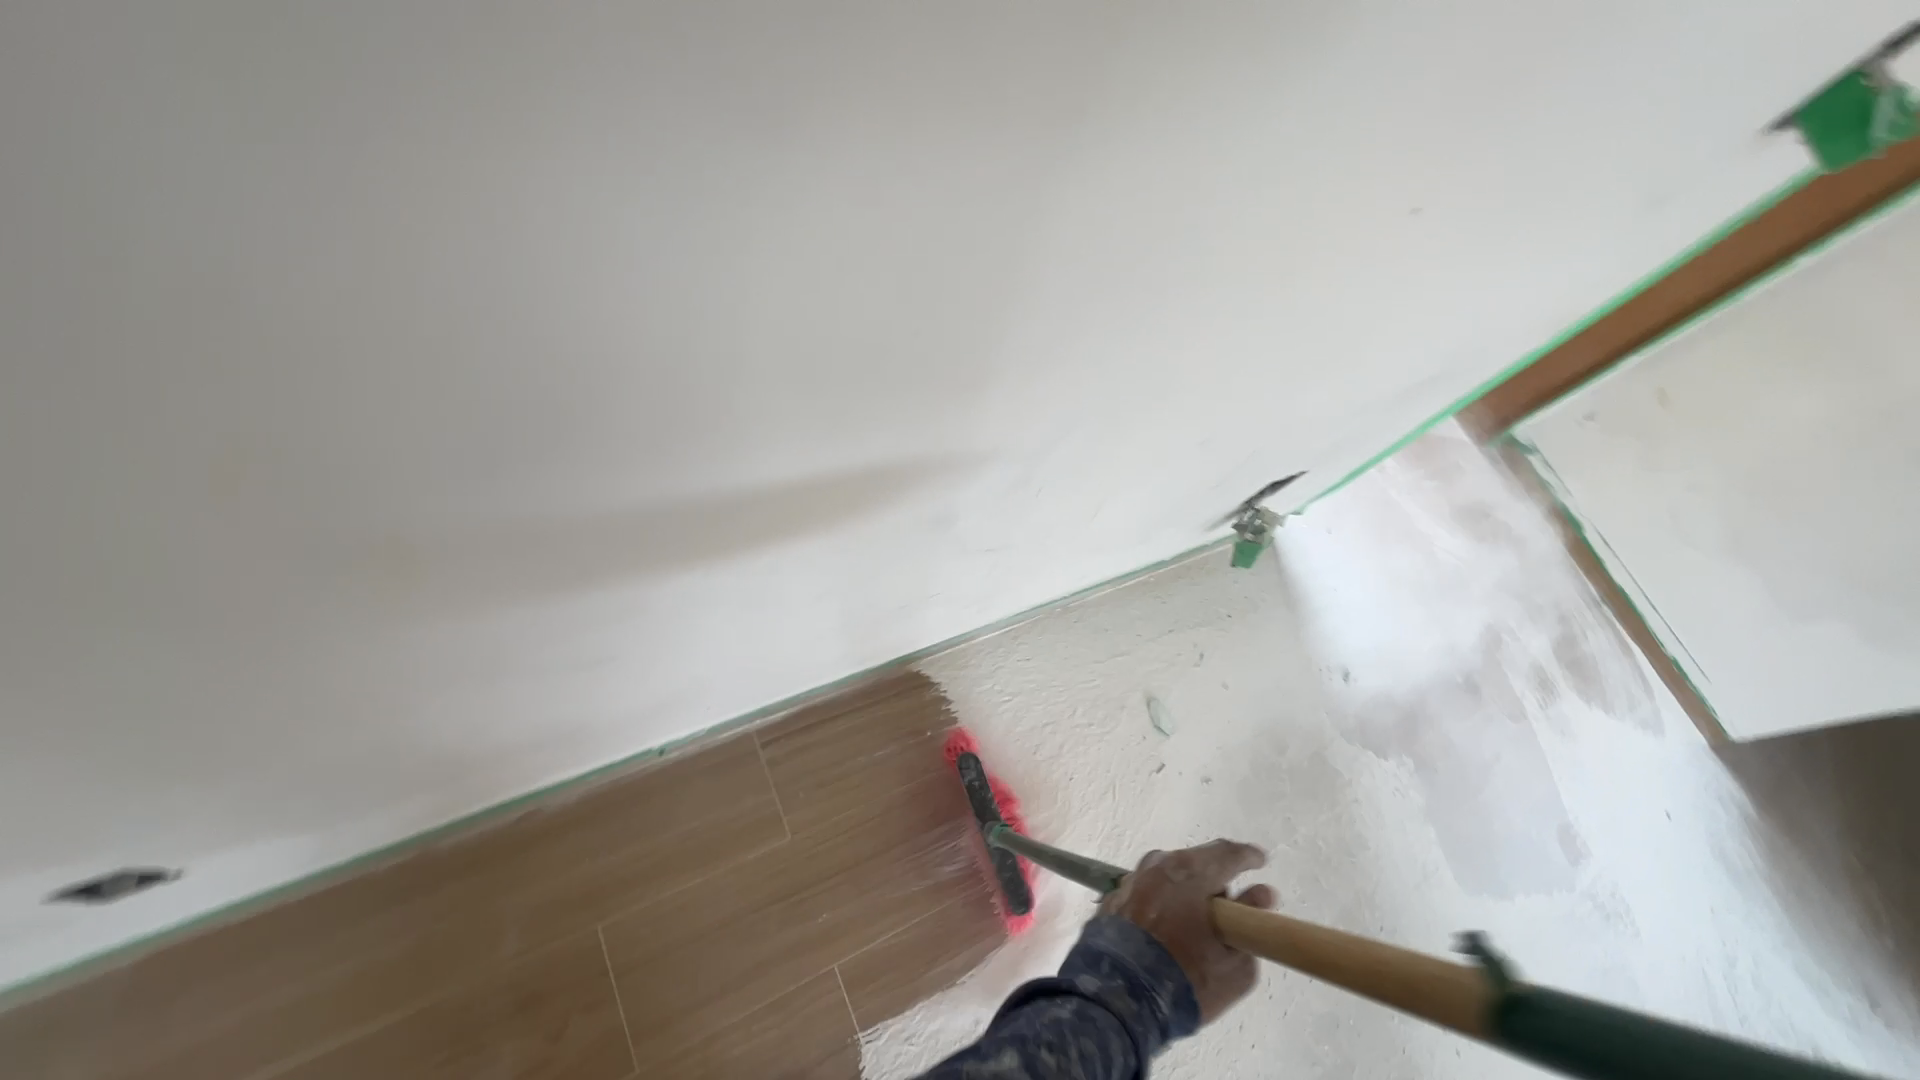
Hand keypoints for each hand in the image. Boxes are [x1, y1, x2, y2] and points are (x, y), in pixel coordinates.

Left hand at [1098, 839, 1275, 1023]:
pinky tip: (1165, 931)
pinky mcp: (1112, 902)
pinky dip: (1160, 906)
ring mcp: (1130, 882)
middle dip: (1213, 881)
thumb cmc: (1187, 979)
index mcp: (1189, 871)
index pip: (1226, 853)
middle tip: (1228, 907)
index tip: (1260, 862)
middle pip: (1193, 864)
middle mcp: (1156, 866)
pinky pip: (1145, 896)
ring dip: (1183, 893)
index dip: (1247, 857)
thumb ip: (1252, 922)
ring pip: (1166, 878)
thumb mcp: (1236, 962)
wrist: (1120, 999)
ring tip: (1194, 922)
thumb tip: (1260, 894)